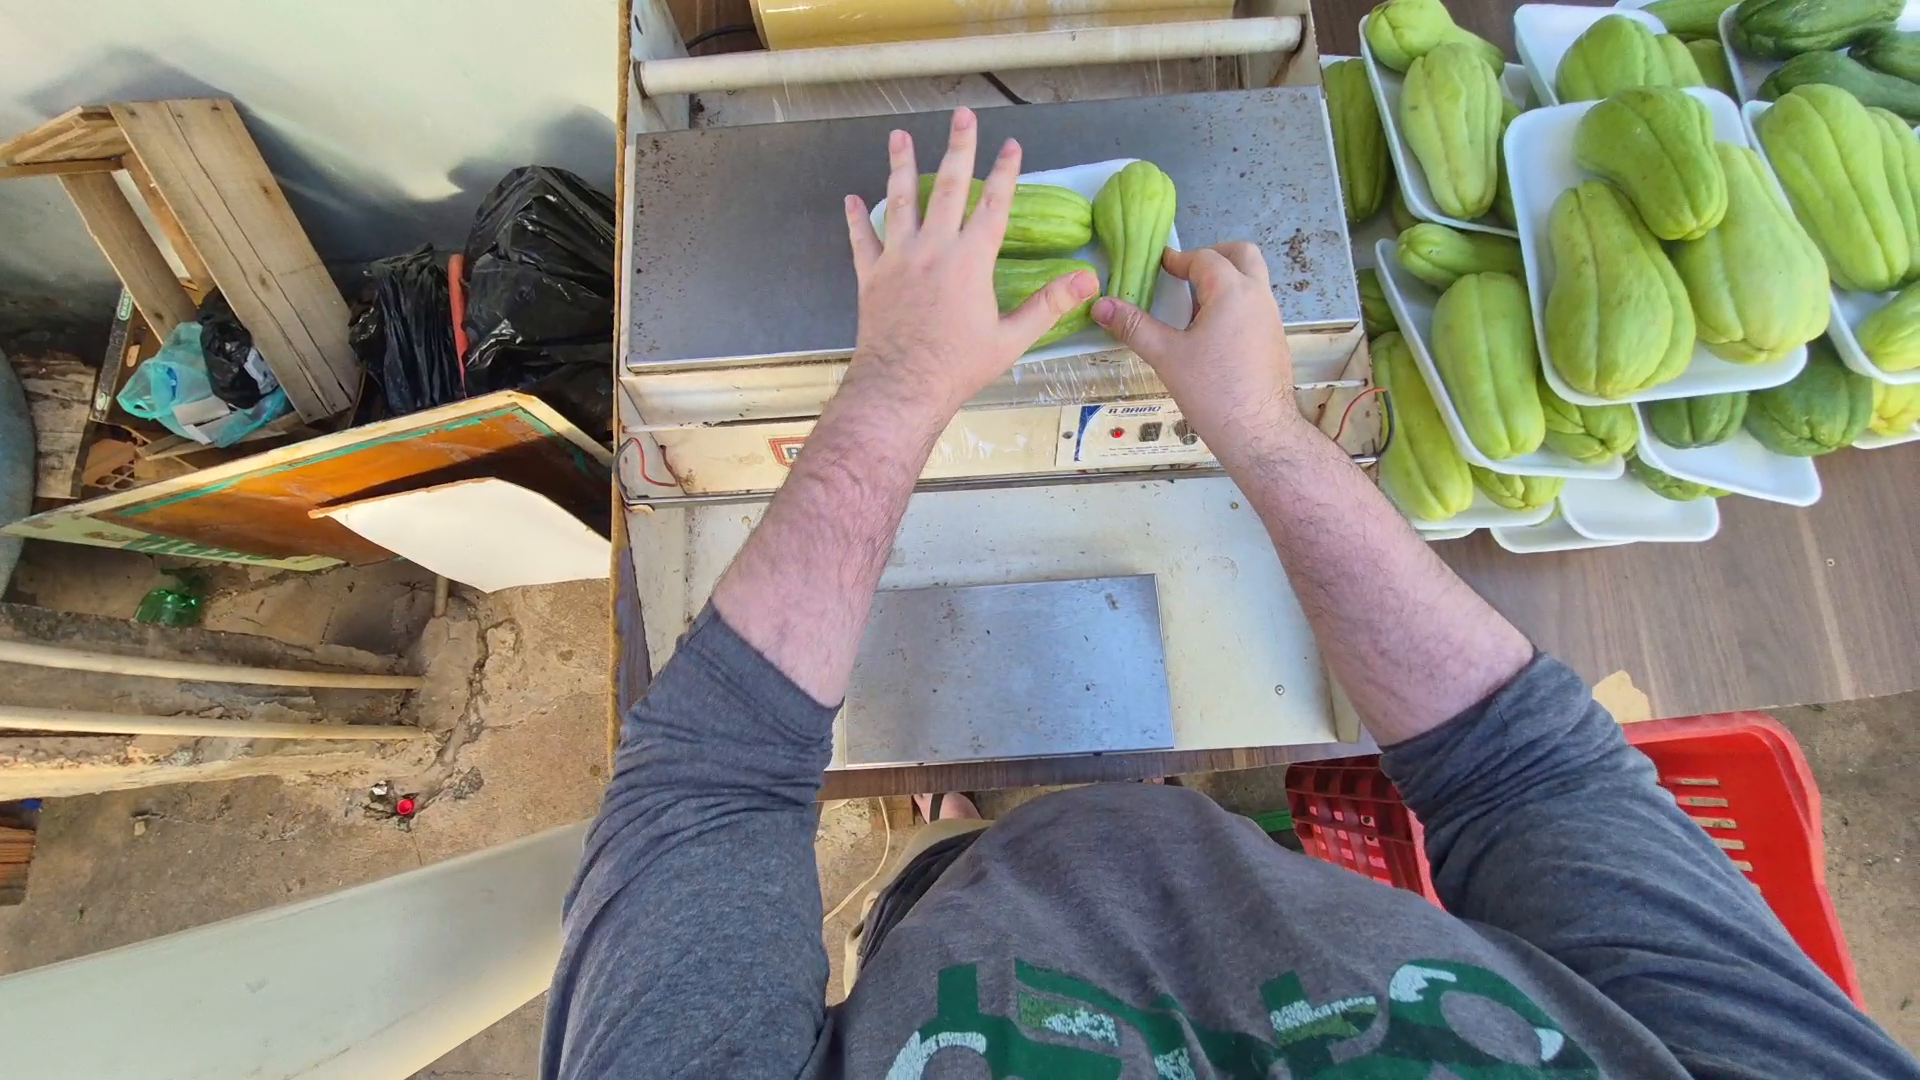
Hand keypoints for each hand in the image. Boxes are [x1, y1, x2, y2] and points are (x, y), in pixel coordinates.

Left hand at [842, 108, 1098, 423]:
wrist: (902, 387)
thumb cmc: (958, 367)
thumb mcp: (1010, 340)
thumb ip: (1047, 305)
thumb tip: (1088, 279)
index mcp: (971, 261)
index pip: (993, 206)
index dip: (1005, 173)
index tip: (1011, 146)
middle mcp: (934, 249)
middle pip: (949, 188)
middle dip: (959, 149)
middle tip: (962, 116)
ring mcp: (898, 259)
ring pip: (900, 201)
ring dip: (901, 166)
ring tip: (899, 136)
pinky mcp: (871, 276)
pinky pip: (862, 240)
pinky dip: (857, 219)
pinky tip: (851, 199)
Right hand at [1091, 243, 1306, 454]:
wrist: (1257, 431)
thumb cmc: (1211, 390)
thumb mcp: (1166, 356)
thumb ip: (1134, 327)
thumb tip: (1100, 306)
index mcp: (1232, 291)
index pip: (1205, 259)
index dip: (1178, 259)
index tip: (1158, 266)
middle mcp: (1259, 296)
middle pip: (1241, 255)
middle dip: (1213, 256)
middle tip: (1185, 274)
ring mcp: (1271, 318)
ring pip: (1251, 281)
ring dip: (1224, 281)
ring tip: (1192, 309)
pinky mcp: (1274, 340)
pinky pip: (1254, 307)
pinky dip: (1233, 305)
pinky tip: (1209, 338)